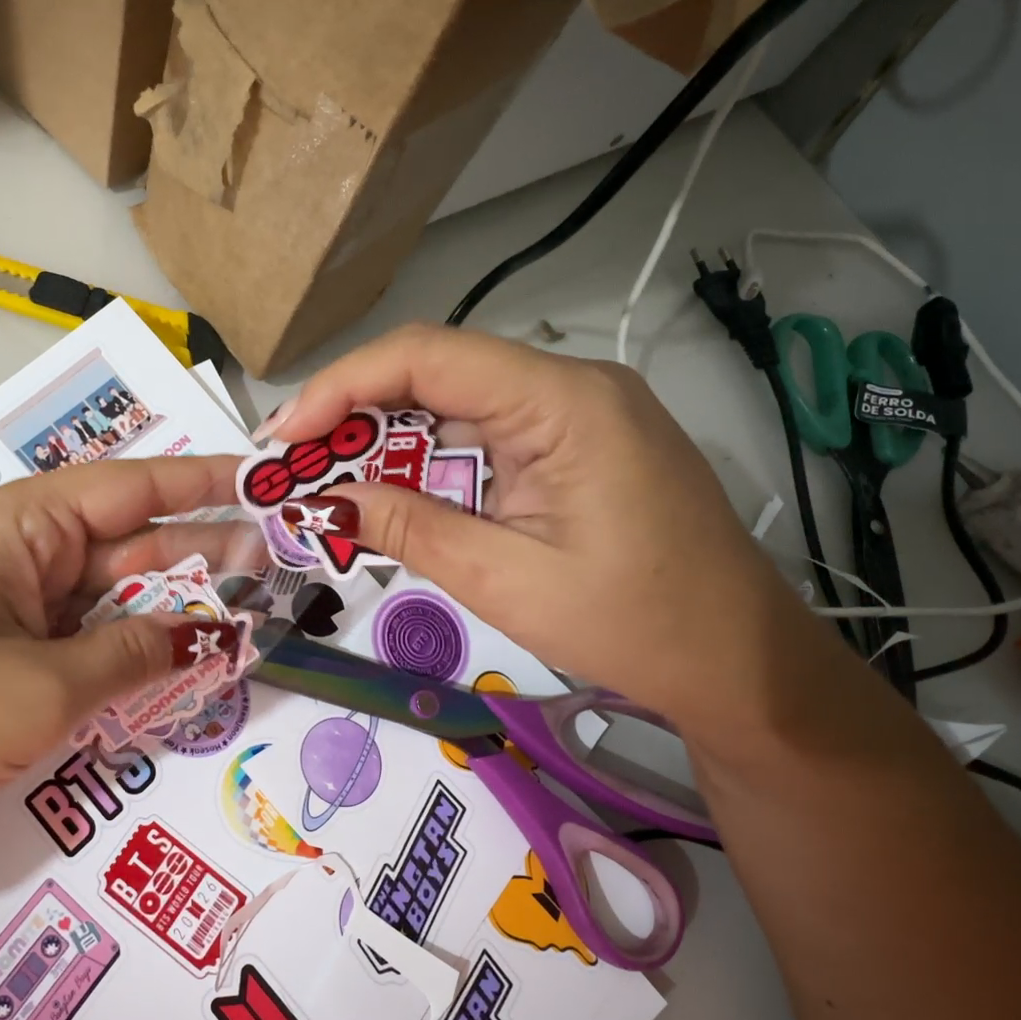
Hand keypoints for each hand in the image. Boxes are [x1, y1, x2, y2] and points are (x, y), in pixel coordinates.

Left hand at [0, 455, 244, 908]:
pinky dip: (127, 643)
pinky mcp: (0, 639)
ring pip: (109, 590)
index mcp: (22, 523)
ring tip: (251, 618)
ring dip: (170, 607)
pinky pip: (80, 629)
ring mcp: (9, 595)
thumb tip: (214, 634)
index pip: (134, 486)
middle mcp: (19, 545)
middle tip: (283, 573)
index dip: (208, 482)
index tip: (271, 485)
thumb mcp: (46, 688)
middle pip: (128, 540)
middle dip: (203, 556)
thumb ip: (138, 653)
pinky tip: (181, 659)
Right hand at [265, 324, 823, 732]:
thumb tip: (325, 499)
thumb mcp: (506, 581)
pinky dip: (426, 461)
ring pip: (453, 402)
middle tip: (287, 467)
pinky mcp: (572, 443)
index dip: (340, 385)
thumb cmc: (635, 625)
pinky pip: (481, 433)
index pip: (427, 356)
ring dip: (384, 439)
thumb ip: (409, 527)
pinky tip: (388, 493)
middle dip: (351, 414)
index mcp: (564, 402)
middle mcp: (569, 386)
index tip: (281, 437)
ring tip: (322, 483)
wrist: (739, 662)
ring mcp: (574, 412)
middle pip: (435, 372)